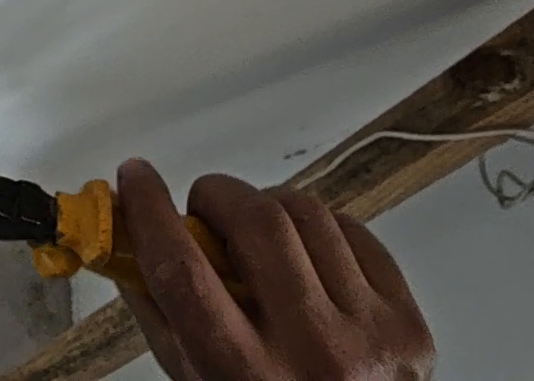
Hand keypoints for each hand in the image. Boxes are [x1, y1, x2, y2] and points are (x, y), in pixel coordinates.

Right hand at [115, 161, 433, 380]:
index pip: (183, 270)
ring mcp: (371, 337)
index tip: (134, 174)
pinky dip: (316, 228)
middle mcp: (313, 354)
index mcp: (244, 375)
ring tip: (256, 238)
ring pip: (303, 212)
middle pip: (254, 222)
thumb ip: (154, 305)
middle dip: (215, 195)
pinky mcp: (411, 324)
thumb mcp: (194, 378)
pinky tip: (303, 257)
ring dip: (264, 207)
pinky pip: (353, 230)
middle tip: (203, 210)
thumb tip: (122, 226)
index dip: (150, 210)